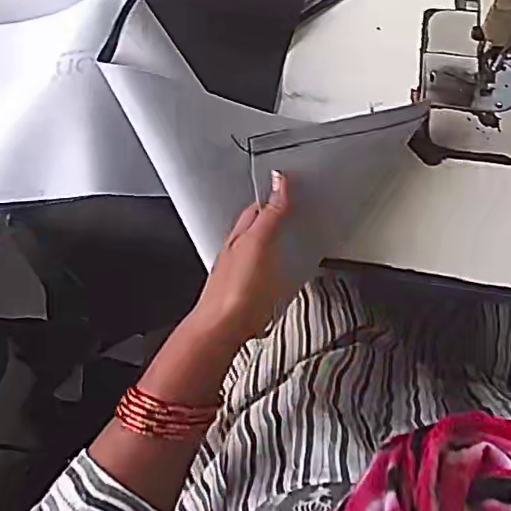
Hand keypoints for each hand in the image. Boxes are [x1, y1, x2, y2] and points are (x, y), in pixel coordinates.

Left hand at [182, 170, 295, 345]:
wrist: (221, 330)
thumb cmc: (237, 290)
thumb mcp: (259, 243)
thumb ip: (271, 214)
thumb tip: (278, 181)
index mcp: (241, 236)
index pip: (258, 207)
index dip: (274, 195)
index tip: (287, 186)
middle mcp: (238, 253)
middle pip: (256, 227)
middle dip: (271, 216)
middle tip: (289, 207)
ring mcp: (241, 275)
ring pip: (257, 250)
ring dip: (271, 242)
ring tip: (287, 236)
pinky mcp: (248, 296)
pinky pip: (262, 273)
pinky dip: (272, 267)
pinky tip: (279, 273)